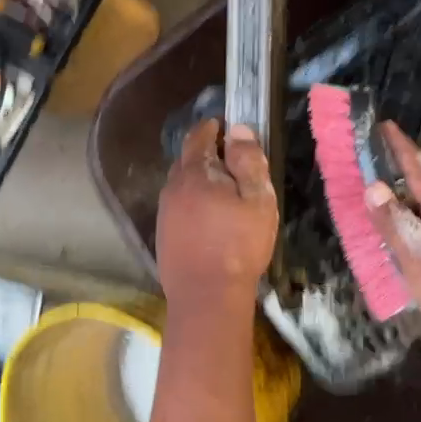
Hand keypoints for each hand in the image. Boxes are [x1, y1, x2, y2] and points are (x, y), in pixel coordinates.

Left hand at [156, 120, 277, 308]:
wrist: (205, 296)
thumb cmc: (238, 246)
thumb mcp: (257, 200)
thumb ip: (248, 162)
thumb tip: (238, 129)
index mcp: (195, 173)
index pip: (198, 137)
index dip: (212, 128)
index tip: (223, 125)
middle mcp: (172, 188)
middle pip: (186, 160)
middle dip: (205, 154)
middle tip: (229, 159)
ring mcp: (164, 213)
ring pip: (180, 186)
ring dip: (197, 181)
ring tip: (221, 190)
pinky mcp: (163, 235)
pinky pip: (178, 207)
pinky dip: (191, 203)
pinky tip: (207, 218)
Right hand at [365, 121, 420, 345]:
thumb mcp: (417, 256)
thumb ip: (393, 222)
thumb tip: (373, 186)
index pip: (420, 170)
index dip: (401, 148)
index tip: (384, 125)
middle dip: (402, 166)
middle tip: (376, 154)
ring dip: (405, 192)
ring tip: (380, 188)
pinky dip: (409, 216)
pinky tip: (399, 229)